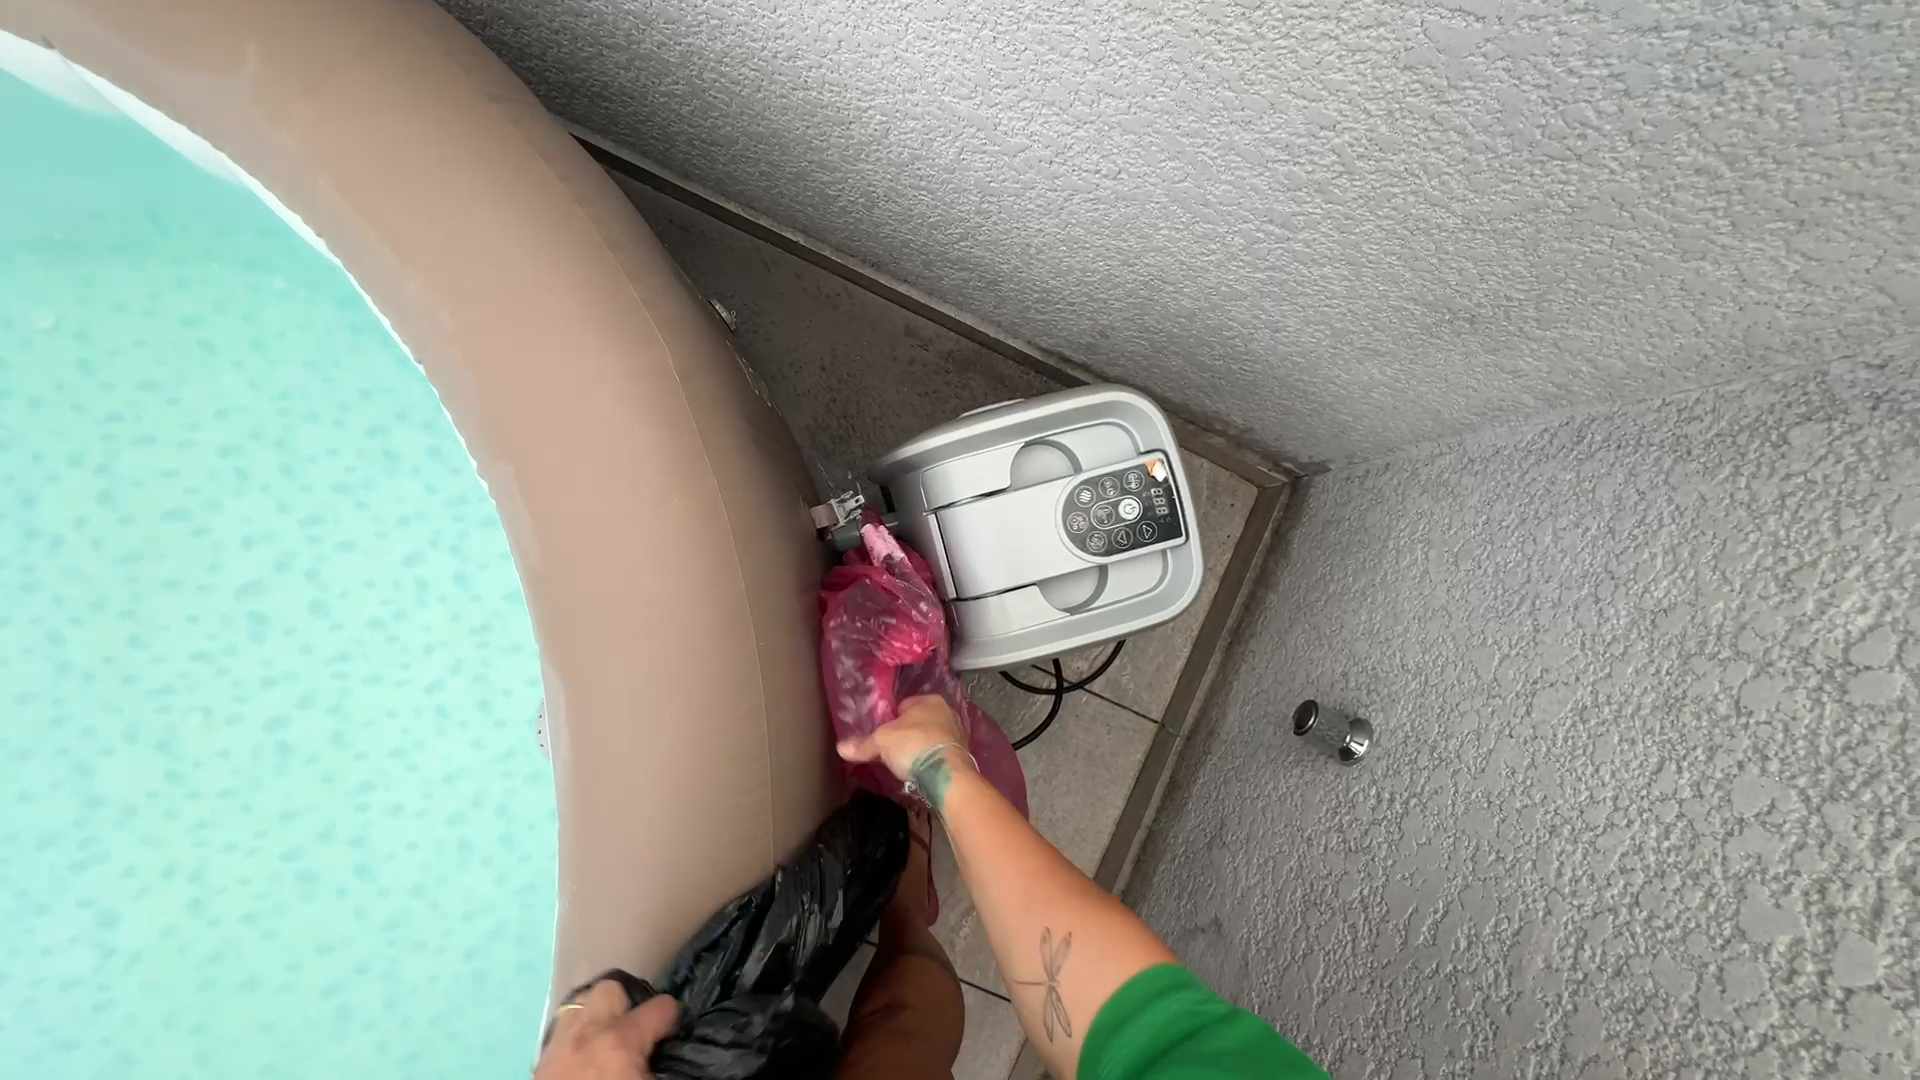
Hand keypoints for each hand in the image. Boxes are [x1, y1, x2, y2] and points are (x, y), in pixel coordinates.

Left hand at [534, 979, 678, 1079]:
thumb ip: (664, 1065)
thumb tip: (671, 1054)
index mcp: (621, 1043)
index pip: (662, 1006)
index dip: (672, 1019)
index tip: (673, 1034)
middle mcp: (588, 1034)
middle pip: (612, 988)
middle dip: (627, 1004)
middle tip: (636, 1031)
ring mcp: (560, 1047)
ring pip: (581, 1004)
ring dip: (597, 1018)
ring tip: (607, 1043)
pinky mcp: (540, 1065)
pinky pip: (562, 1033)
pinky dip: (575, 1039)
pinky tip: (584, 1062)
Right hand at [837, 694, 970, 783]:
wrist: (946, 773)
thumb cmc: (913, 745)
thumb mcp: (881, 742)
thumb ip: (862, 744)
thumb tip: (840, 747)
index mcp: (929, 700)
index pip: (904, 705)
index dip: (890, 719)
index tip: (881, 734)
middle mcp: (947, 712)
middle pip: (918, 722)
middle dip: (906, 734)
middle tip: (890, 750)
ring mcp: (957, 733)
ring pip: (930, 738)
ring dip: (919, 748)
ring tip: (904, 763)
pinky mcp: (961, 754)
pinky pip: (938, 754)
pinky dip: (929, 760)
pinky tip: (919, 771)